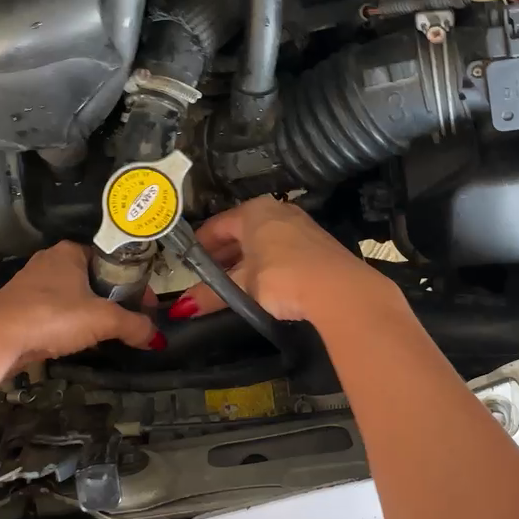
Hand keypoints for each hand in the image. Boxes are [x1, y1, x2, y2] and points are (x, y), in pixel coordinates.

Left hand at [0, 243, 157, 360]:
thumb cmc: (53, 316)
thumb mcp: (102, 320)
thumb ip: (133, 325)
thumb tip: (157, 337)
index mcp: (71, 251)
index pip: (112, 259)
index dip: (133, 282)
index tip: (146, 305)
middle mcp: (51, 260)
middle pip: (93, 277)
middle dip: (113, 298)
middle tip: (131, 320)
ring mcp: (31, 282)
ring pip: (73, 294)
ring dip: (91, 312)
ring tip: (108, 332)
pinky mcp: (19, 305)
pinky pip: (54, 310)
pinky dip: (69, 322)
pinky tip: (77, 340)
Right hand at [175, 197, 403, 322]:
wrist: (336, 288)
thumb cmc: (281, 277)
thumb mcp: (243, 286)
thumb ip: (211, 295)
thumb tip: (182, 308)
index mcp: (253, 211)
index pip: (218, 225)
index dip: (200, 245)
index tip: (187, 262)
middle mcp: (276, 210)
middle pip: (240, 231)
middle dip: (222, 255)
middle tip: (205, 277)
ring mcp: (299, 225)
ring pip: (262, 240)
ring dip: (245, 261)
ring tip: (230, 285)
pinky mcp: (316, 243)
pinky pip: (280, 249)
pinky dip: (266, 263)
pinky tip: (261, 284)